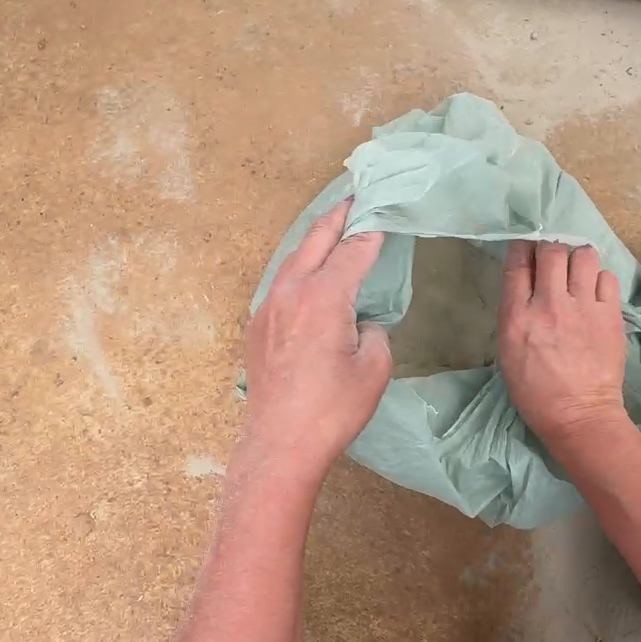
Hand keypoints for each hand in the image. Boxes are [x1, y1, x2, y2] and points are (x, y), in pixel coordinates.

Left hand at [244, 200, 390, 478]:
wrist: (280, 444)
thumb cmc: (333, 409)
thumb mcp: (373, 369)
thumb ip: (374, 331)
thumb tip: (361, 323)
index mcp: (323, 297)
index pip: (353, 251)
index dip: (372, 232)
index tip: (384, 213)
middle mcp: (290, 292)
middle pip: (315, 240)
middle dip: (337, 217)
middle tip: (355, 198)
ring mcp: (267, 308)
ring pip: (292, 259)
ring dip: (313, 240)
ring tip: (331, 228)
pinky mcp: (256, 327)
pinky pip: (280, 283)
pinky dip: (298, 268)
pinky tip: (307, 274)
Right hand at [497, 240, 627, 446]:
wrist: (579, 415)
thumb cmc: (535, 392)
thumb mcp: (508, 353)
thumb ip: (514, 314)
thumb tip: (526, 288)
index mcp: (517, 316)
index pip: (517, 263)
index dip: (521, 249)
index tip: (525, 250)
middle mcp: (549, 304)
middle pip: (551, 250)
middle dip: (549, 249)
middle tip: (552, 261)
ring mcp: (583, 307)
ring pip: (583, 255)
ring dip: (577, 258)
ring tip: (576, 273)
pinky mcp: (610, 314)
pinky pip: (606, 276)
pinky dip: (599, 278)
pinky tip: (594, 293)